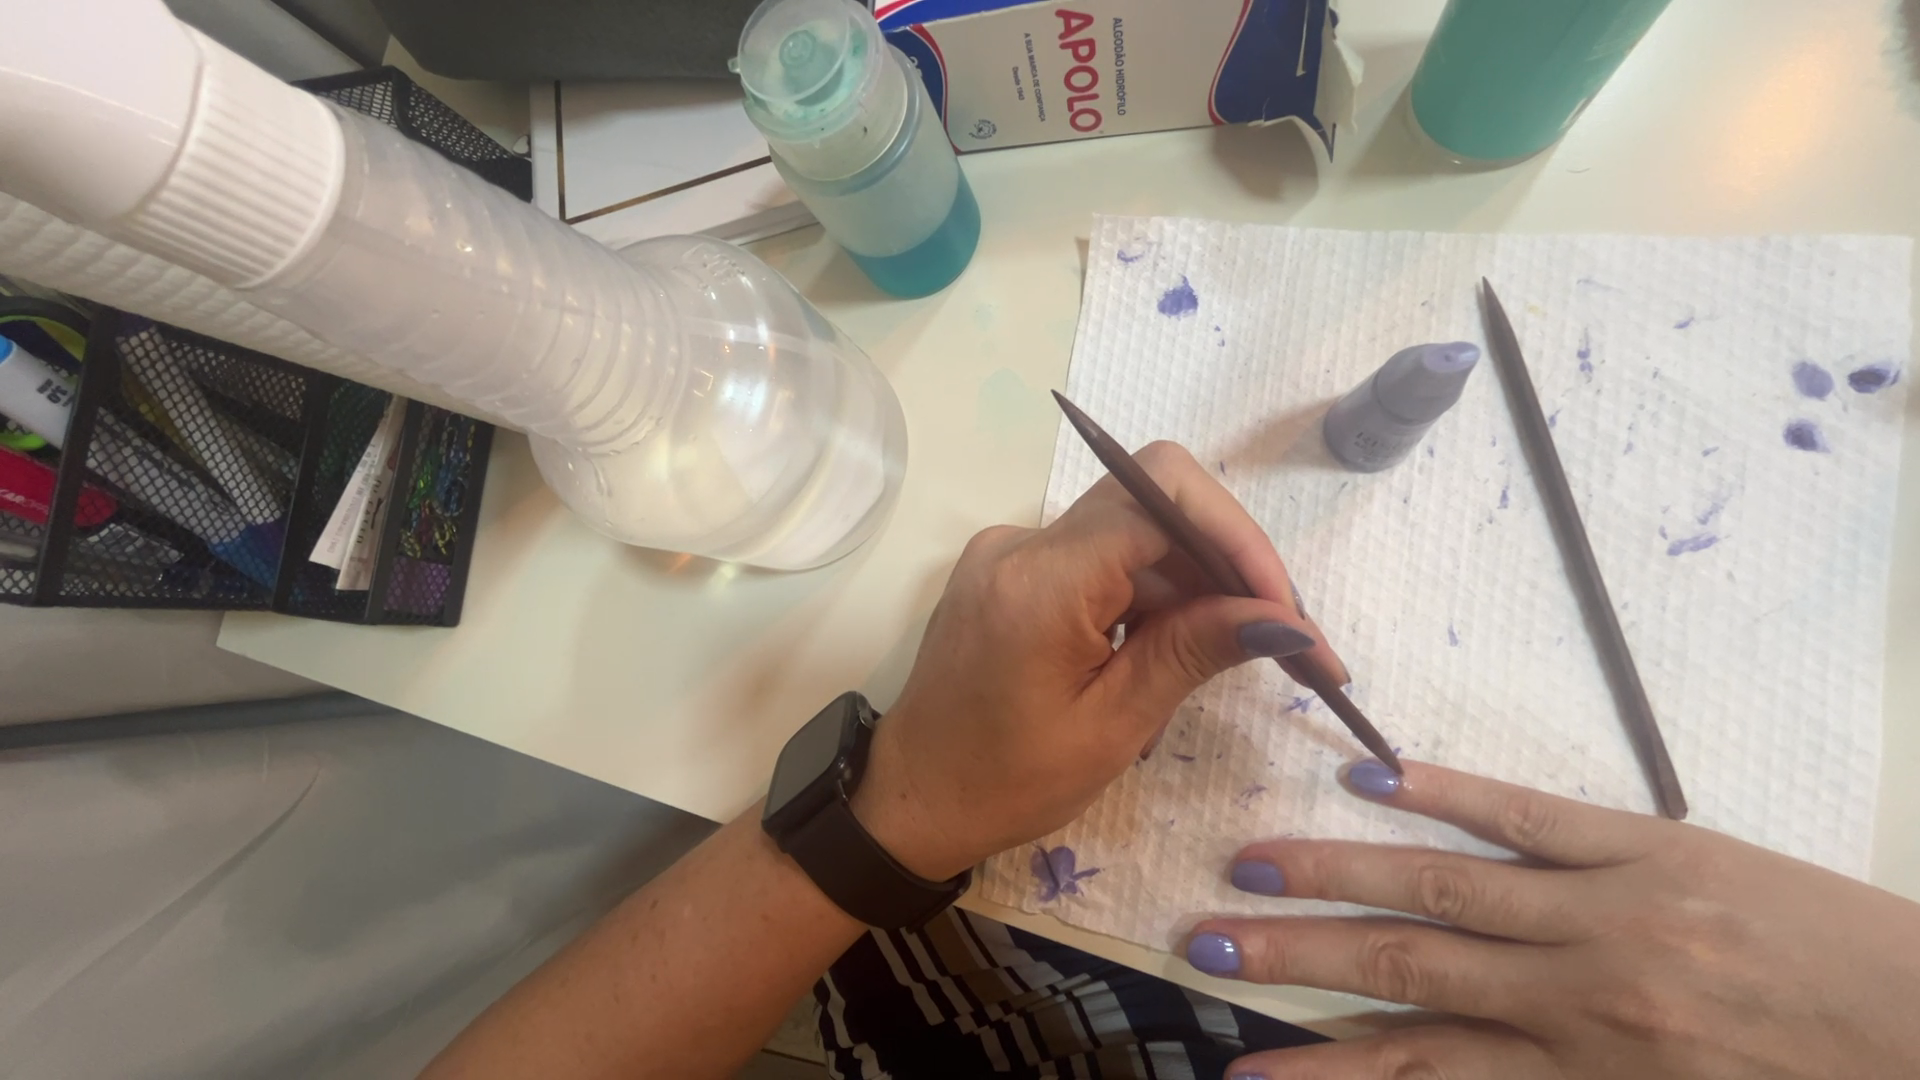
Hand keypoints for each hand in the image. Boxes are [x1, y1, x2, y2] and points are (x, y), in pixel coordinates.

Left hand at [851, 441, 1331, 881]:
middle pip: (1150, 505)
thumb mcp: (1111, 725)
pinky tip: (1171, 647)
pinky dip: (1144, 594)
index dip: (1235, 537)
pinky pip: (1096, 559)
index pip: (1158, 495)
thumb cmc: (1006, 782)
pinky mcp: (1009, 570)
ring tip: (1236, 652)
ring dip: (1189, 583)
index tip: (1283, 608)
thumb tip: (1282, 618)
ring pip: (1129, 533)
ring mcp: (1009, 551)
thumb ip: (1192, 652)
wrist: (912, 796)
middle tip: (1282, 635)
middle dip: (1224, 562)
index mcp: (1040, 578)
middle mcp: (1019, 542)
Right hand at [1184, 761, 1919, 1078]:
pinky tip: (1367, 779)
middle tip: (1206, 940)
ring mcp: (1603, 909)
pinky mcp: (1642, 844)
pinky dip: (1440, 793)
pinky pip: (1523, 813)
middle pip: (1404, 970)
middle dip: (1295, 958)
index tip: (1244, 1073)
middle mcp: (1576, 997)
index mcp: (1592, 1079)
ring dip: (1335, 874)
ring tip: (1252, 866)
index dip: (1326, 1073)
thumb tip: (1446, 1071)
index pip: (1424, 1072)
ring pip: (1440, 886)